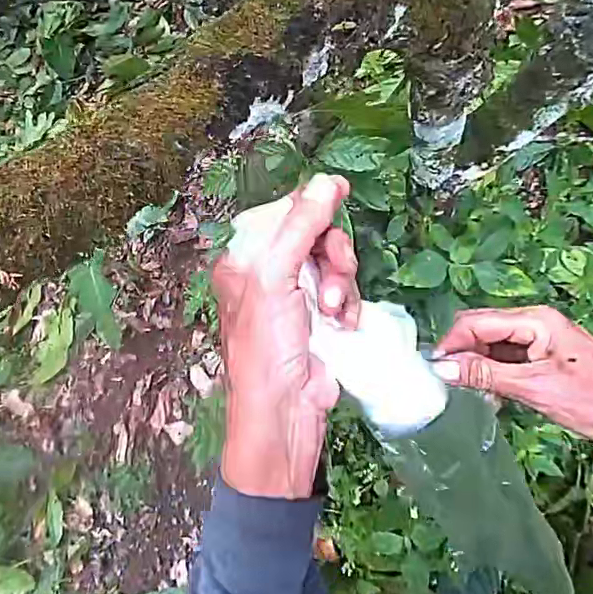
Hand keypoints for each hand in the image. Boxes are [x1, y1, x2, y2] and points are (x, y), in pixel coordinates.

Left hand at [211, 174, 359, 499]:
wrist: (284, 412)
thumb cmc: (265, 346)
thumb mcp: (276, 279)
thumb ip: (301, 227)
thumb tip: (328, 181)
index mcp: (244, 258)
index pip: (282, 213)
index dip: (311, 207)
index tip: (339, 194)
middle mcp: (268, 272)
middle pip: (315, 235)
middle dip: (331, 254)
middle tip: (334, 273)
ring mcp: (297, 295)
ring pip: (334, 263)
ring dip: (342, 283)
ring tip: (333, 310)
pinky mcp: (320, 317)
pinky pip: (345, 291)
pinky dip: (348, 305)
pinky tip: (342, 324)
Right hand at [432, 306, 592, 504]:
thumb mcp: (534, 388)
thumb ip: (486, 375)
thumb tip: (442, 367)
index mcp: (535, 320)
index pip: (477, 322)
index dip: (451, 343)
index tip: (432, 369)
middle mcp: (535, 323)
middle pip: (482, 330)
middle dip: (462, 354)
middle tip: (447, 383)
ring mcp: (540, 340)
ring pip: (492, 346)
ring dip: (477, 367)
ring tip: (472, 394)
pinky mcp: (543, 358)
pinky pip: (507, 359)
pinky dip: (494, 375)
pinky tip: (492, 396)